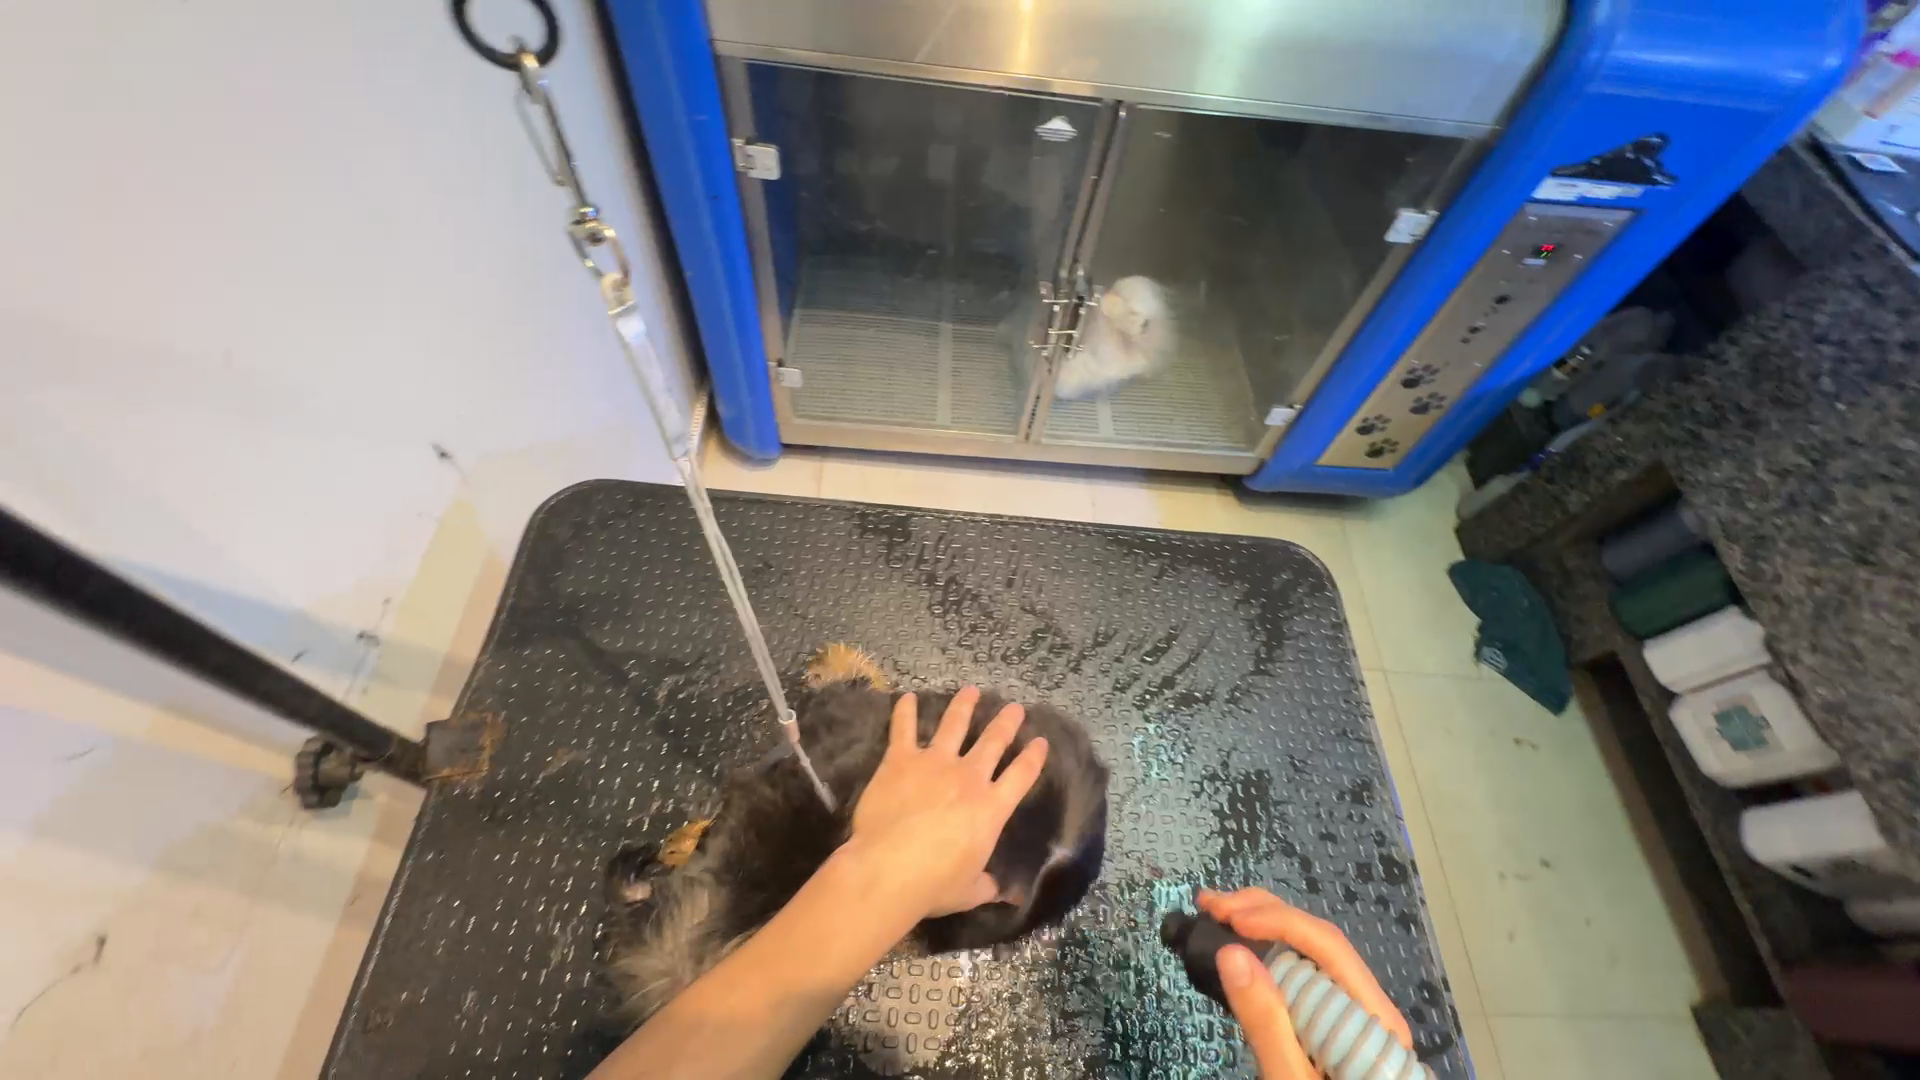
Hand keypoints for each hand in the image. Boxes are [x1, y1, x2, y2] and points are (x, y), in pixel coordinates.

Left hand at [843, 687, 1048, 918]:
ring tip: (970, 691)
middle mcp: (969, 777)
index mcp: (991, 808)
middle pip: (993, 741)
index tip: (1041, 741)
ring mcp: (935, 762)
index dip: (1034, 757)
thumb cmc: (934, 884)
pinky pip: (903, 729)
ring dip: (964, 706)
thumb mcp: (970, 891)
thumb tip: (1004, 893)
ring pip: (954, 725)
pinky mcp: (901, 759)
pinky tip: (906, 697)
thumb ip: (987, 886)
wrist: (889, 868)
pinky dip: (904, 711)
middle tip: (1015, 707)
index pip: (1021, 776)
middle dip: (1006, 722)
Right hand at [1200, 887, 1413, 1079]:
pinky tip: (1237, 944)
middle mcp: (1366, 1008)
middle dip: (1263, 912)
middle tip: (1210, 904)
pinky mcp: (1326, 1025)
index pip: (1328, 946)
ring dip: (1261, 923)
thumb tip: (1231, 952)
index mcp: (1374, 1021)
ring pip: (1307, 950)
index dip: (1277, 920)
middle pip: (1318, 940)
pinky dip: (1264, 951)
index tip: (1228, 917)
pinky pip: (1299, 975)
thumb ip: (1267, 1023)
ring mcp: (1347, 1015)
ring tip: (1217, 911)